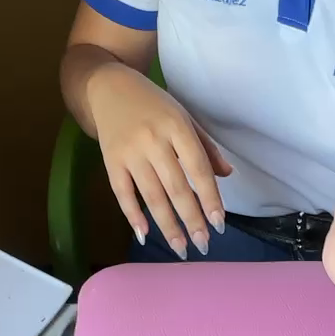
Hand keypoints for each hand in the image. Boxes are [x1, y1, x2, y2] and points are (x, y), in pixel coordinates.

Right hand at [84, 63, 231, 257]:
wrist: (107, 87)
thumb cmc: (153, 106)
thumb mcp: (184, 117)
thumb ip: (206, 148)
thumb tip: (227, 175)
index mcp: (177, 127)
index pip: (198, 169)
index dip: (210, 198)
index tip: (219, 224)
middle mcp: (154, 140)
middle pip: (176, 188)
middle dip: (191, 219)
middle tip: (202, 244)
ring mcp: (130, 152)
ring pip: (151, 196)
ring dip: (167, 225)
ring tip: (180, 248)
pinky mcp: (110, 161)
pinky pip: (122, 193)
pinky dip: (133, 216)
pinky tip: (144, 235)